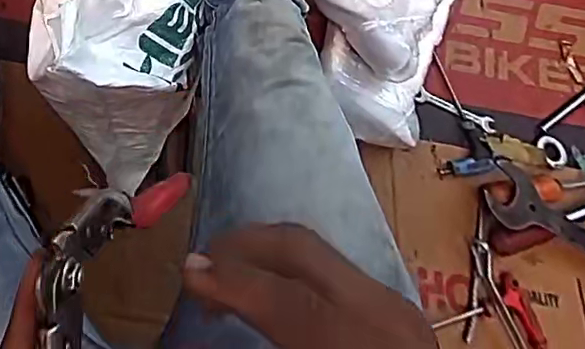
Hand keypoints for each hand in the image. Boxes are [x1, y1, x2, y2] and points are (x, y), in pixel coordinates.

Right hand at [181, 224, 435, 348]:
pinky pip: (329, 263)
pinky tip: (266, 276)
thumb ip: (260, 337)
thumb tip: (202, 290)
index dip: (231, 282)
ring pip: (313, 245)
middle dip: (239, 245)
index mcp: (368, 343)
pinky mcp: (397, 304)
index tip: (188, 273)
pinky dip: (288, 261)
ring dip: (260, 246)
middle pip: (299, 247)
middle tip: (200, 262)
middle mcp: (388, 314)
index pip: (290, 299)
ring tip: (226, 267)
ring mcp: (396, 303)